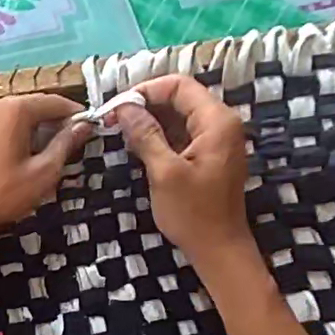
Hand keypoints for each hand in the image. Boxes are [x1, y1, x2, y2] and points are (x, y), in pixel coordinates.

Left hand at [0, 94, 91, 242]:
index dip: (74, 114)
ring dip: (30, 128)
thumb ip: (65, 144)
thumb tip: (84, 125)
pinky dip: (9, 134)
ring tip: (41, 153)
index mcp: (15, 110)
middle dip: (52, 122)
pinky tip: (13, 156)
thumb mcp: (43, 173)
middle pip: (31, 106)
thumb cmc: (2, 194)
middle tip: (67, 145)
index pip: (54, 102)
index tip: (88, 129)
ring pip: (11, 116)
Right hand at [111, 75, 255, 267]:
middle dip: (145, 104)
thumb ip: (145, 135)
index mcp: (216, 121)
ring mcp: (216, 140)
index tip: (117, 107)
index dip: (145, 90)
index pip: (179, 86)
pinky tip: (137, 146)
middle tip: (113, 120)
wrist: (219, 249)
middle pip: (179, 97)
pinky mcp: (208, 155)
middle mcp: (221, 124)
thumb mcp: (164, 172)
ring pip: (178, 115)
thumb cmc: (193, 213)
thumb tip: (125, 107)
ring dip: (149, 120)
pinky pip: (181, 133)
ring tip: (120, 132)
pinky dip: (159, 135)